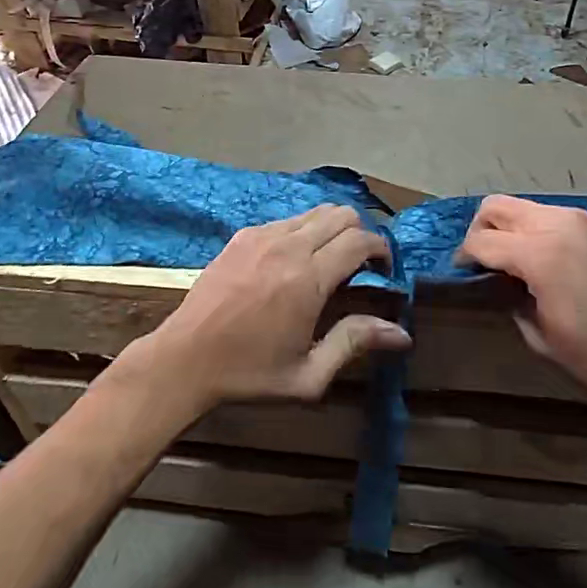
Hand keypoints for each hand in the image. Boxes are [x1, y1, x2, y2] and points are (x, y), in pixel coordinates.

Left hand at [128, 206, 409, 412]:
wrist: (184, 359)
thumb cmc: (249, 374)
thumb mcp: (308, 375)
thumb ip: (354, 343)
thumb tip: (401, 334)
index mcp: (308, 278)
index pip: (360, 240)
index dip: (382, 250)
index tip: (384, 271)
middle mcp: (288, 246)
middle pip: (342, 214)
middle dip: (361, 234)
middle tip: (360, 265)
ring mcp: (261, 236)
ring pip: (314, 212)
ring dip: (332, 229)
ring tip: (330, 261)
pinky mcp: (242, 236)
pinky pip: (286, 220)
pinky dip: (302, 231)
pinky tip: (293, 262)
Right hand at [455, 195, 586, 438]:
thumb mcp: (548, 342)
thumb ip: (514, 304)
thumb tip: (502, 288)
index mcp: (541, 254)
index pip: (480, 240)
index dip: (462, 259)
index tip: (460, 281)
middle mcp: (558, 223)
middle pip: (495, 207)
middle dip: (479, 232)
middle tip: (482, 268)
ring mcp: (582, 221)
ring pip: (522, 207)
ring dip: (506, 229)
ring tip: (511, 268)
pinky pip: (548, 216)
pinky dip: (532, 230)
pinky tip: (541, 264)